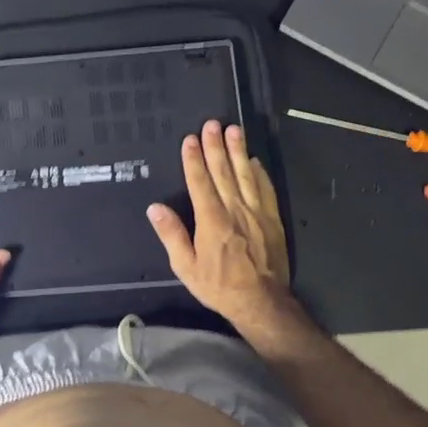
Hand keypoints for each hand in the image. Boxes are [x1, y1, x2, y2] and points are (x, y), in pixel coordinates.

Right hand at [147, 120, 294, 330]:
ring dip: (238, 151)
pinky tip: (254, 161)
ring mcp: (257, 213)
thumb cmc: (219, 285)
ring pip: (246, 175)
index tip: (190, 139)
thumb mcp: (186, 266)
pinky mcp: (273, 220)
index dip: (194, 160)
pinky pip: (266, 190)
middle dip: (215, 146)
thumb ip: (172, 235)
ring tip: (234, 130)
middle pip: (223, 172)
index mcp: (211, 219)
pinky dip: (259, 173)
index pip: (200, 182)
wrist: (262, 302)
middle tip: (212, 124)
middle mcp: (235, 210)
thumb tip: (155, 208)